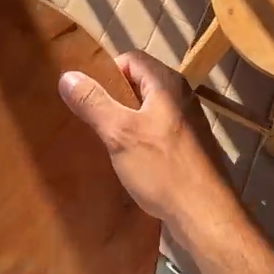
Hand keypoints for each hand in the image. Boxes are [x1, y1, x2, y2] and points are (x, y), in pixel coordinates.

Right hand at [58, 51, 236, 229]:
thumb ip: (94, 103)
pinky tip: (130, 159)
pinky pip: (159, 129)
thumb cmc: (162, 168)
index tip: (89, 95)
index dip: (107, 73)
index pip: (131, 59)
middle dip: (115, 98)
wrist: (205, 214)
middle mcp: (181, 94)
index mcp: (166, 82)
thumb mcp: (120, 133)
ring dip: (128, 120)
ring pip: (149, 108)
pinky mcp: (190, 145)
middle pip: (140, 83)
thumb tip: (67, 75)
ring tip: (106, 139)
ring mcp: (188, 120)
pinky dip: (143, 137)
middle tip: (92, 118)